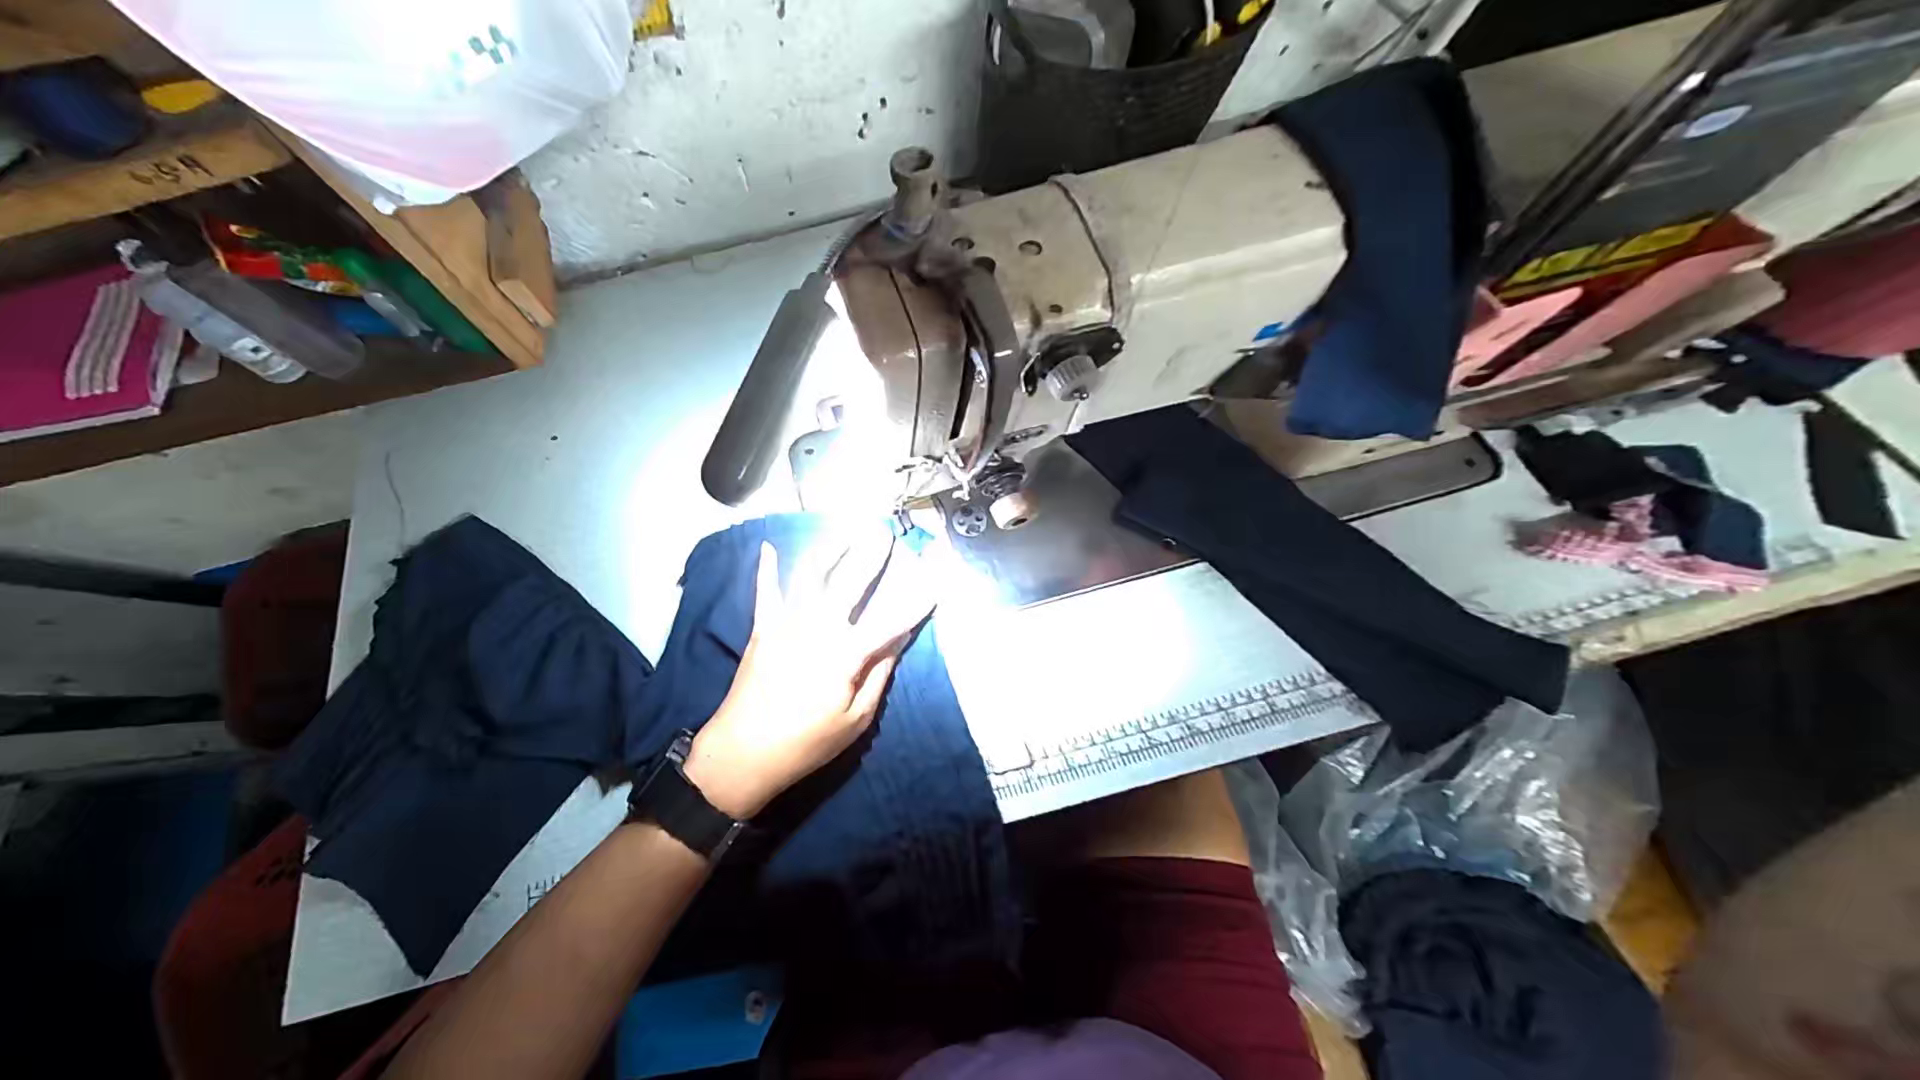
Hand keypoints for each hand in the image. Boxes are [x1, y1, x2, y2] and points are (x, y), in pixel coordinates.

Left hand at [683, 533, 934, 818]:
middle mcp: (817, 628)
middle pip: (850, 582)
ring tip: (844, 530)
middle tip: (884, 533)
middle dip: (870, 555)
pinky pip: (766, 592)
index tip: (936, 579)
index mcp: (846, 653)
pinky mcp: (762, 629)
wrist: (741, 754)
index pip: (891, 619)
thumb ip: (879, 673)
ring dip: (829, 550)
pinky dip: (766, 569)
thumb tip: (899, 638)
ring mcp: (786, 624)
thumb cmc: (806, 743)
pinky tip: (767, 548)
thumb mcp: (856, 718)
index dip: (917, 599)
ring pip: (810, 576)